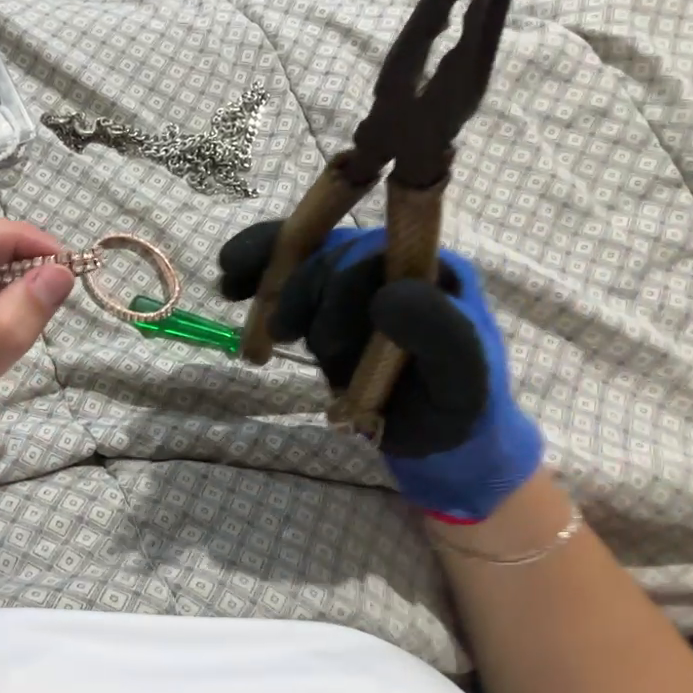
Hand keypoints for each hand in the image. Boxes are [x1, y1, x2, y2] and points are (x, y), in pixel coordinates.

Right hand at [217, 223, 542, 520]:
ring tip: (266, 329)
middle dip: (300, 292)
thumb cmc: (454, 413)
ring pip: (303, 261)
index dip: (332, 281)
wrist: (434, 440)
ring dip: (272, 287)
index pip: (371, 252)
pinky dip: (256, 272)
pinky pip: (287, 273)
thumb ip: (438, 334)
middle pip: (330, 255)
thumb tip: (386, 293)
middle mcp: (391, 264)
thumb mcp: (461, 381)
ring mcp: (355, 282)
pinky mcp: (328, 302)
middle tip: (286, 336)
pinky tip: (231, 285)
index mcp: (432, 269)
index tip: (309, 330)